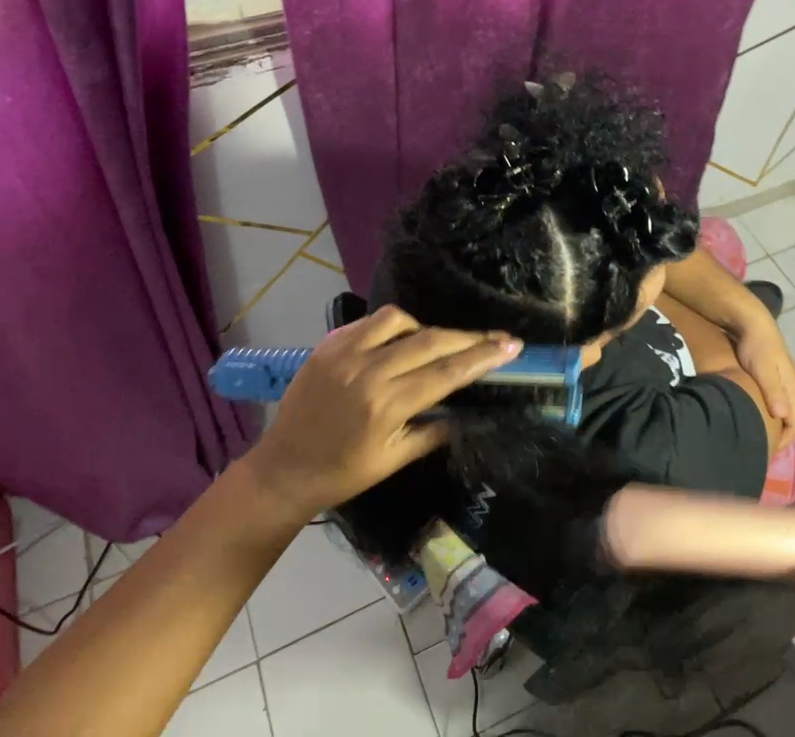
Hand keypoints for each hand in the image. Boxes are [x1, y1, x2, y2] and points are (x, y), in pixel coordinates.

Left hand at [241, 306, 521, 515]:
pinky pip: (368, 322)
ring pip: (398, 320)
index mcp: (386, 404)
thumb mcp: (394, 460)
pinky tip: (400, 341)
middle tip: (496, 336)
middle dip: (469, 337)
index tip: (511, 345)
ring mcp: (344, 353)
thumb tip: (467, 413)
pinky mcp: (327, 345)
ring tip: (437, 343)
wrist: (283, 469)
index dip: (483, 356)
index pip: (446, 372)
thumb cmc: (342, 474)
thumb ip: (433, 432)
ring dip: (426, 328)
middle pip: (431, 341)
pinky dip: (391, 327)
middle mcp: (367, 371)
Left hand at [731, 318, 794, 447]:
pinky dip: (769, 415)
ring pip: (784, 412)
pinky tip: (754, 416)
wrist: (751, 322)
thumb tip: (783, 416)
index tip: (766, 452)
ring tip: (758, 437)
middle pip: (791, 421)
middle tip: (760, 449)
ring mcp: (784, 383)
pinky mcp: (773, 379)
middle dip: (779, 437)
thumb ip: (773, 391)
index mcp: (794, 390)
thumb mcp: (764, 369)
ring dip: (774, 426)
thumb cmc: (756, 347)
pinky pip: (776, 403)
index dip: (783, 441)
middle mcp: (793, 389)